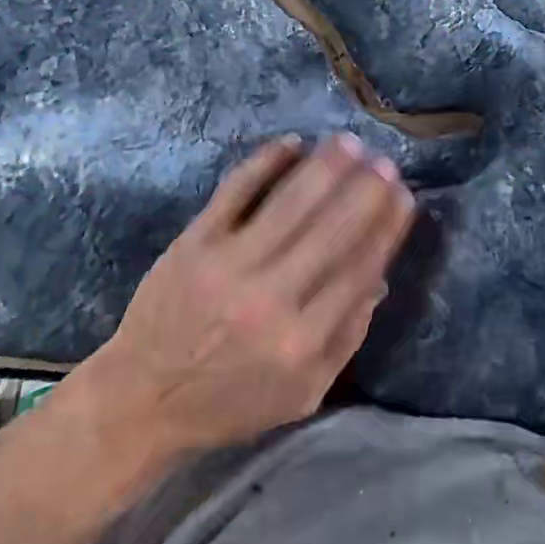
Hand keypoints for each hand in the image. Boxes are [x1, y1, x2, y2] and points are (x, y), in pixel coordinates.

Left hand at [92, 133, 415, 450]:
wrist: (140, 400)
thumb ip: (347, 338)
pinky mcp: (193, 244)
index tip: (404, 197)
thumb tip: (380, 278)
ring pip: (289, 204)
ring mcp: (228, 266)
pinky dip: (265, 163)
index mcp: (301, 341)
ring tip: (350, 142)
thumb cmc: (230, 401)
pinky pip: (235, 192)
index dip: (386, 228)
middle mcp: (269, 300)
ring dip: (325, 168)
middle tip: (387, 162)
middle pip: (330, 230)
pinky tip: (291, 143)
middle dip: (365, 190)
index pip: (358, 269)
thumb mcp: (302, 392)